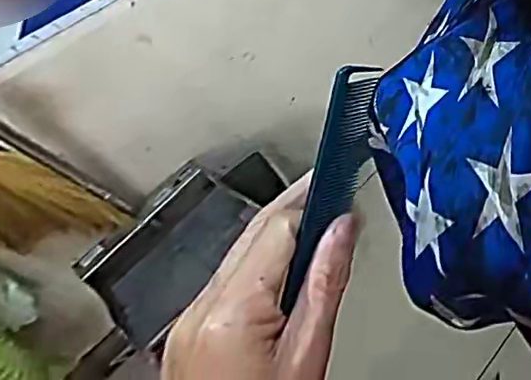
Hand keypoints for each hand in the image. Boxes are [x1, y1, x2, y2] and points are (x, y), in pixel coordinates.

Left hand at [162, 172, 360, 379]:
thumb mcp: (308, 350)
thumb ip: (326, 280)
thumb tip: (345, 224)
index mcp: (227, 313)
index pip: (278, 225)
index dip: (315, 200)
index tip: (346, 184)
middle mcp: (196, 312)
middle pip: (254, 231)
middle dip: (297, 204)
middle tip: (335, 181)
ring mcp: (185, 325)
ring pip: (240, 250)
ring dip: (281, 230)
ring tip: (322, 218)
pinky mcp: (186, 335)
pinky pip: (229, 276)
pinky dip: (264, 258)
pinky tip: (290, 258)